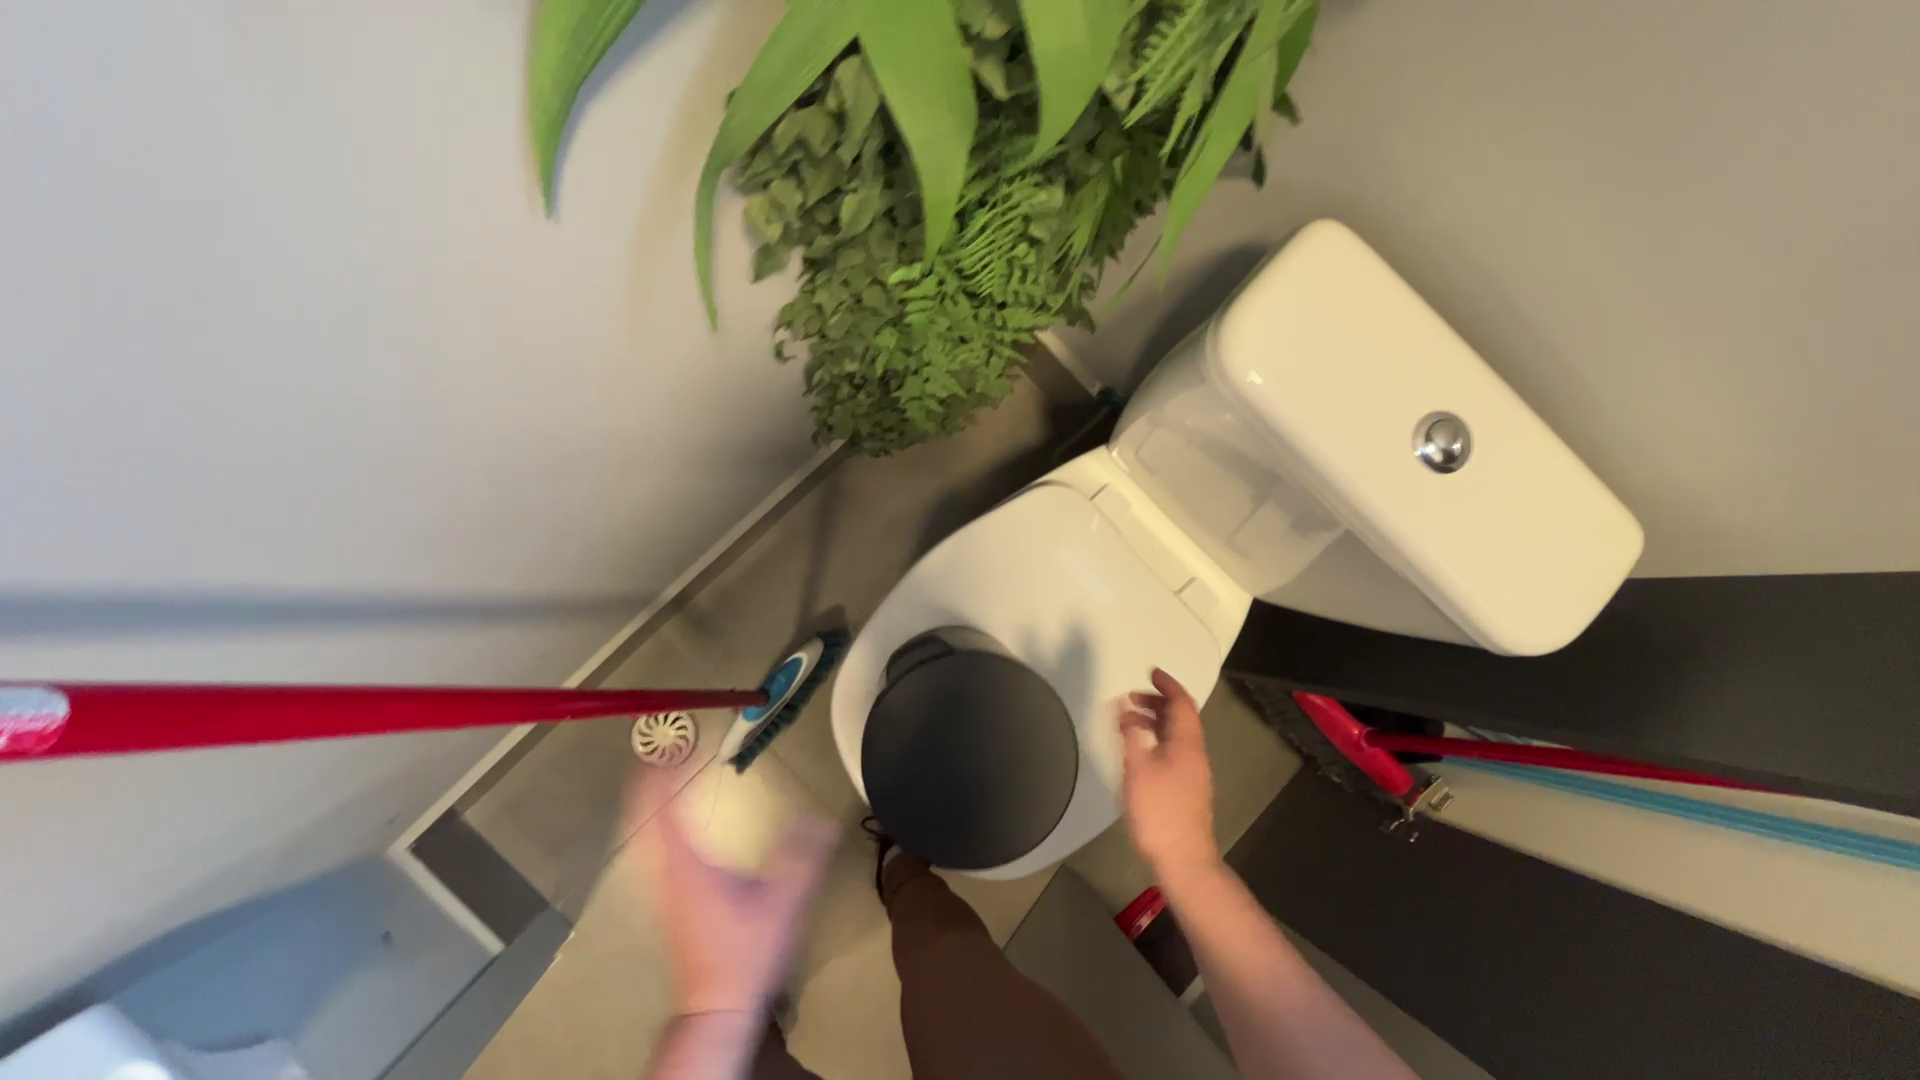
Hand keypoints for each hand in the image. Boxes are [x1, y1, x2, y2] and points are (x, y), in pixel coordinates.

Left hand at [628, 765, 839, 1017]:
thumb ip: (803, 859)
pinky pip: (650, 846)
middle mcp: (666, 871)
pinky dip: (652, 821)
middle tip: (661, 748)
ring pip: (642, 831)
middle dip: (649, 778)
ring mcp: (660, 886)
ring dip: (647, 799)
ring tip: (658, 772)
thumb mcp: (783, 902)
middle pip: (643, 814)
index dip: (665, 774)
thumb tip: (823, 819)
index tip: (676, 745)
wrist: (718, 1002)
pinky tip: (664, 819)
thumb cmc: (747, 951)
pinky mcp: (665, 896)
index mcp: (688, 866)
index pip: (666, 809)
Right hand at [1118, 668, 1220, 885]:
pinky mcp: (1187, 787)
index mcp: (1187, 743)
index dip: (1167, 684)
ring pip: (1177, 735)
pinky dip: (1157, 738)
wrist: (1184, 857)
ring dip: (1156, 721)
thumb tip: (1123, 706)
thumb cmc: (1159, 810)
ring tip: (1129, 721)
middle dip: (1157, 702)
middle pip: (1180, 717)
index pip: (1182, 703)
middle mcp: (1195, 753)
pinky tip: (1139, 750)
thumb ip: (1130, 734)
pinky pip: (1174, 749)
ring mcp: (1194, 771)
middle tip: (1132, 698)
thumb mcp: (1137, 768)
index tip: (1151, 672)